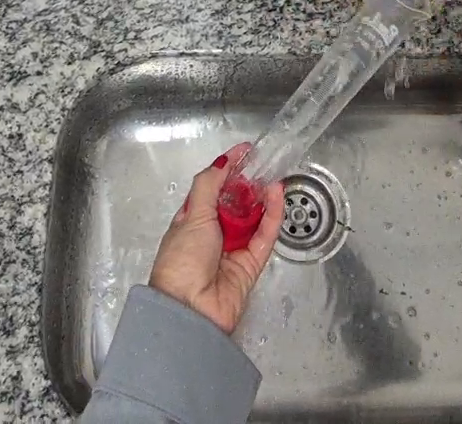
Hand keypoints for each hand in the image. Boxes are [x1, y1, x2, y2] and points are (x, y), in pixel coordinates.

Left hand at [147, 142, 285, 334]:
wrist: (191, 310)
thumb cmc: (184, 259)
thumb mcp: (192, 215)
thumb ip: (208, 185)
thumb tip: (223, 161)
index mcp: (192, 220)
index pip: (212, 187)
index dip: (228, 168)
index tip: (245, 151)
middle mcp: (213, 232)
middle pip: (235, 202)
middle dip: (248, 182)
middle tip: (264, 162)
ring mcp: (233, 248)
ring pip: (253, 217)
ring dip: (263, 197)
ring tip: (273, 175)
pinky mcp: (252, 264)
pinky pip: (264, 236)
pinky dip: (272, 216)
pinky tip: (277, 195)